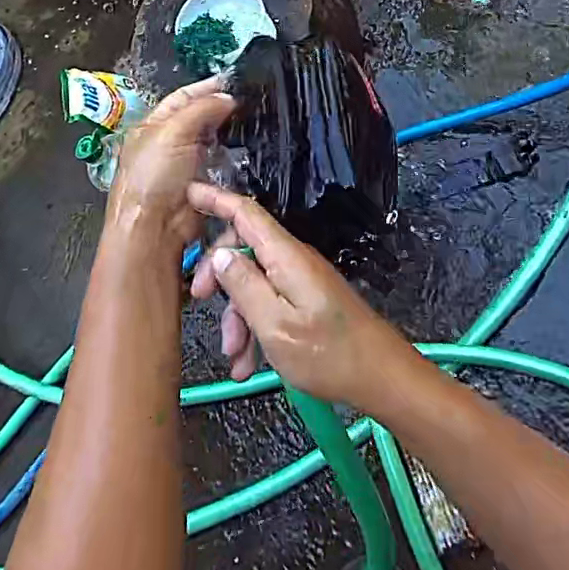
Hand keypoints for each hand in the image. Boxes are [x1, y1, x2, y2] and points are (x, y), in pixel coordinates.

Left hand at [105, 77, 236, 253]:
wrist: (155, 227)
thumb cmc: (150, 180)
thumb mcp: (172, 132)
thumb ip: (201, 109)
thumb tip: (226, 98)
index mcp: (153, 125)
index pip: (183, 97)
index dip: (206, 88)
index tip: (231, 82)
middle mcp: (169, 143)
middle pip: (200, 118)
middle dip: (221, 110)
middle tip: (244, 103)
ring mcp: (186, 164)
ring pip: (214, 141)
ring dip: (228, 134)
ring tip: (247, 123)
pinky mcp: (203, 183)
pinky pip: (223, 165)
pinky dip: (233, 157)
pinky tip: (243, 151)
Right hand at [186, 182, 418, 407]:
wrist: (379, 376)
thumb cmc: (329, 355)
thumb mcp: (275, 325)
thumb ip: (244, 286)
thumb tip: (221, 255)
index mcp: (287, 257)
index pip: (246, 214)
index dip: (216, 200)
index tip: (188, 192)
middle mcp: (294, 261)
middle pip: (245, 249)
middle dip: (219, 276)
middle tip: (200, 301)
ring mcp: (302, 281)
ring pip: (255, 283)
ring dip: (238, 318)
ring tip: (236, 358)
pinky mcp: (309, 301)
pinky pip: (272, 304)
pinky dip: (257, 329)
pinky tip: (250, 364)